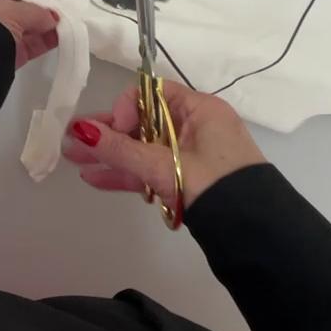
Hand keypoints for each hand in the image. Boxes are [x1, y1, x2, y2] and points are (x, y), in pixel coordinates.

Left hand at [0, 0, 60, 67]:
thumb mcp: (7, 12)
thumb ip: (31, 11)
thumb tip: (50, 18)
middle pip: (8, 4)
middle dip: (34, 3)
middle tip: (59, 1)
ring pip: (16, 27)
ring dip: (40, 24)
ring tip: (65, 20)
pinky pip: (19, 46)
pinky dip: (38, 42)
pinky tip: (58, 37)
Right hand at [62, 79, 266, 210]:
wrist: (257, 237)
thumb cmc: (213, 185)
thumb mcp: (162, 165)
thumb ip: (119, 148)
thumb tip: (78, 130)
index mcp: (200, 110)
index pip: (151, 93)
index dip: (127, 107)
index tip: (117, 129)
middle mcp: (195, 127)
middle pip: (142, 123)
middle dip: (107, 134)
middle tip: (73, 141)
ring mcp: (190, 155)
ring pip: (142, 148)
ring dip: (110, 155)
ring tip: (74, 160)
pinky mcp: (186, 180)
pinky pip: (149, 170)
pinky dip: (126, 173)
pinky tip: (94, 177)